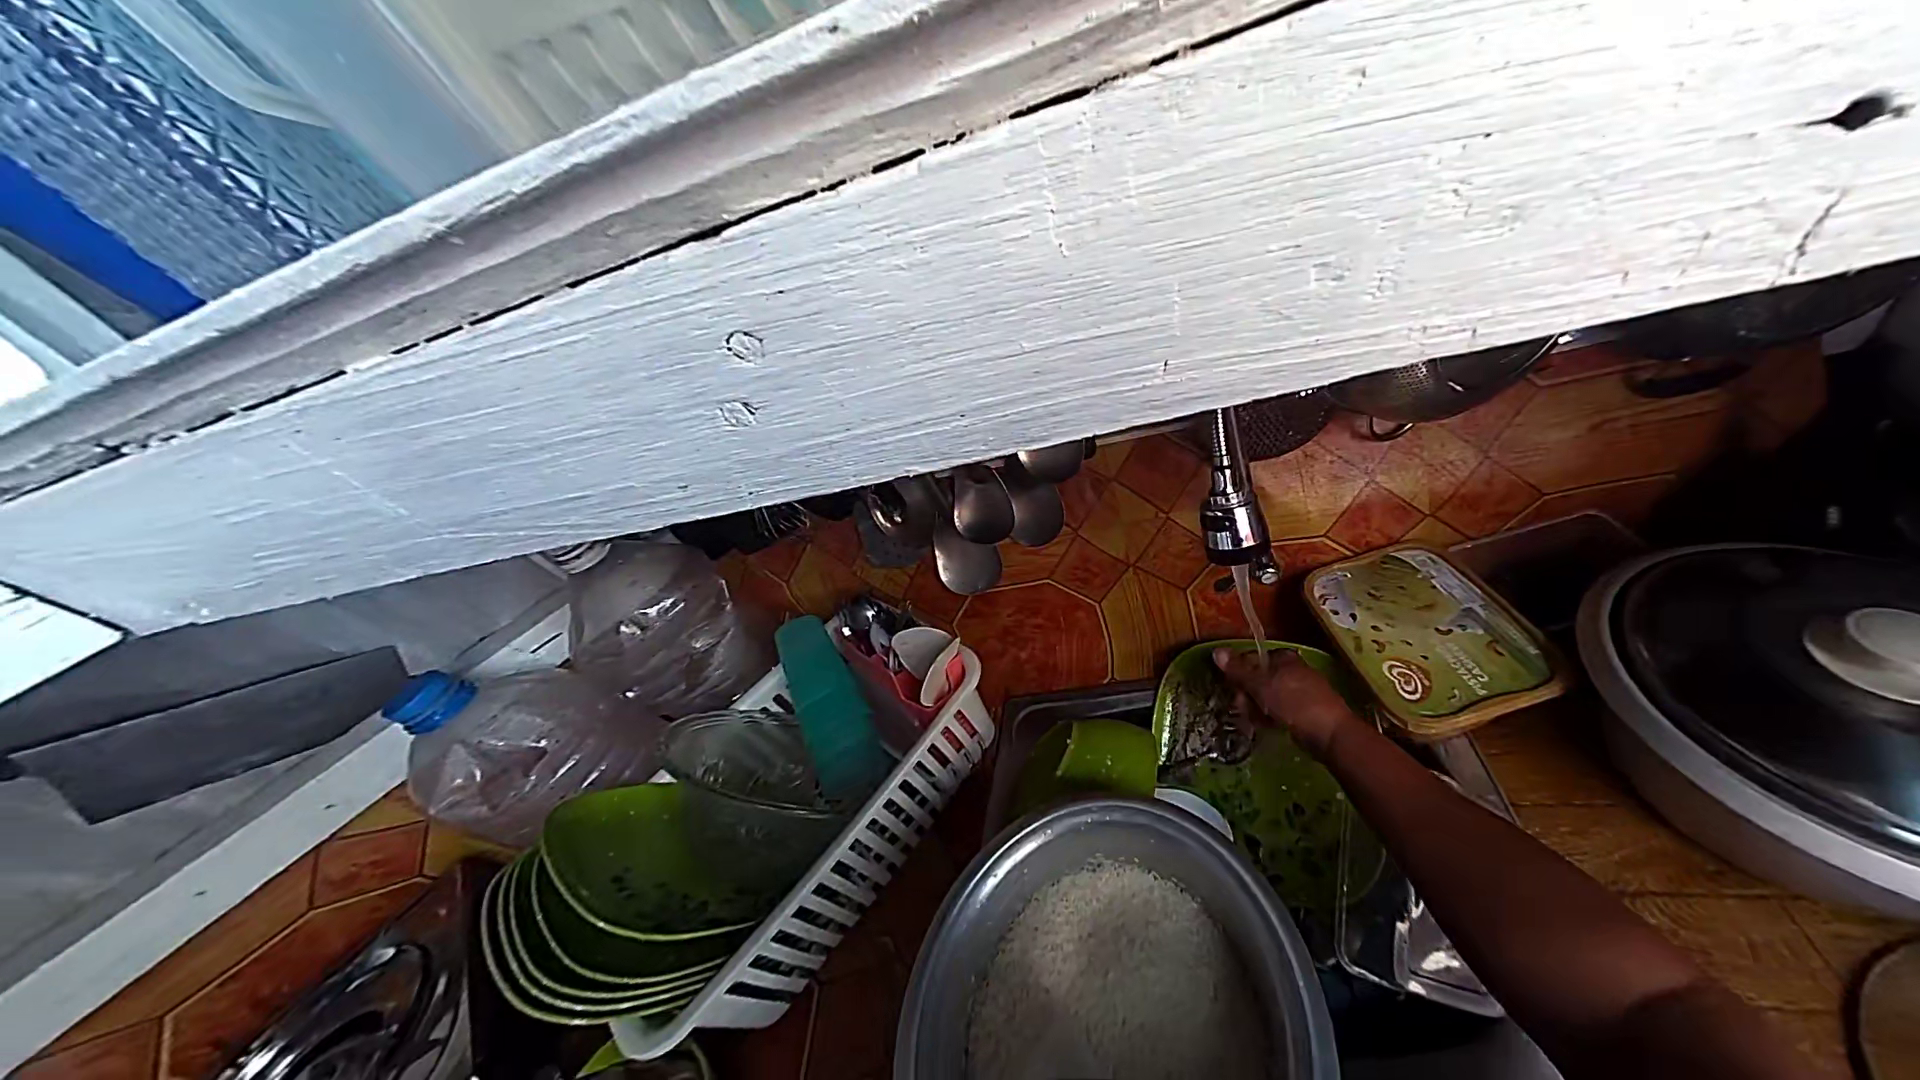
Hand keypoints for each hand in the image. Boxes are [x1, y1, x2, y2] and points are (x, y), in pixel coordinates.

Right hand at [1212, 647, 1364, 758]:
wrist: (1330, 734)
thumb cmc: (1293, 703)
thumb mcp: (1260, 684)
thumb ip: (1237, 669)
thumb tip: (1216, 651)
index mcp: (1283, 658)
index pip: (1251, 659)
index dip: (1239, 673)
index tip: (1233, 688)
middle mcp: (1292, 671)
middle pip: (1258, 678)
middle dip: (1247, 694)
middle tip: (1243, 708)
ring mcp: (1301, 691)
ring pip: (1267, 696)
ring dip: (1256, 708)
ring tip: (1256, 720)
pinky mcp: (1306, 711)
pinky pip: (1279, 709)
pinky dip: (1270, 717)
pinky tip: (1268, 726)